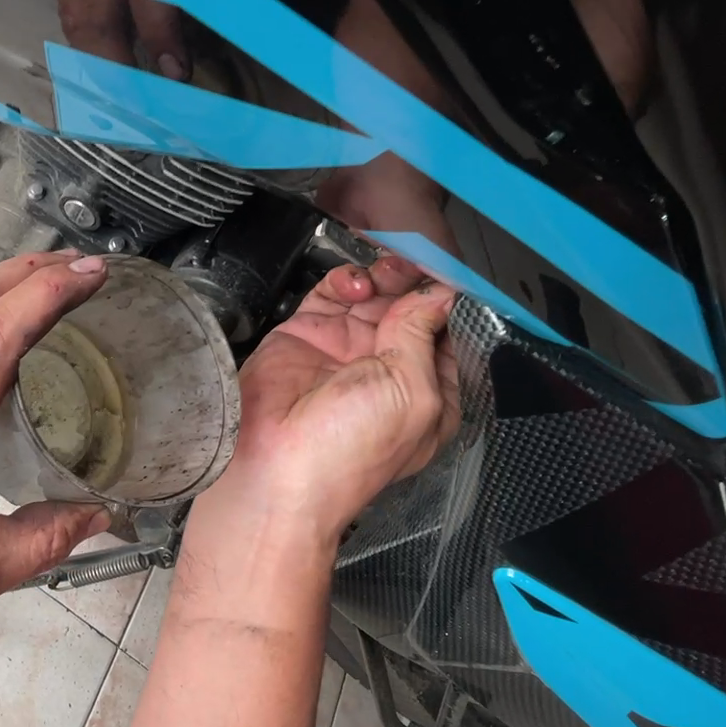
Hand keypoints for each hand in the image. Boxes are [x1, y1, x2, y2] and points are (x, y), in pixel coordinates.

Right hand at [192, 257, 459, 551]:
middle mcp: (386, 367)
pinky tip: (353, 283)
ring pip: (372, 296)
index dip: (448, 300)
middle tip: (414, 261)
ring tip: (383, 269)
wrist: (276, 465)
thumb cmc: (349, 449)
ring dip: (382, 276)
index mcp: (426, 390)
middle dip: (414, 281)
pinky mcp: (305, 335)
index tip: (449, 270)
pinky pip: (330, 294)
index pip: (446, 332)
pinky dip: (344, 280)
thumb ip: (422, 335)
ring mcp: (343, 349)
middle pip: (408, 307)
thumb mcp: (411, 391)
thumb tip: (438, 294)